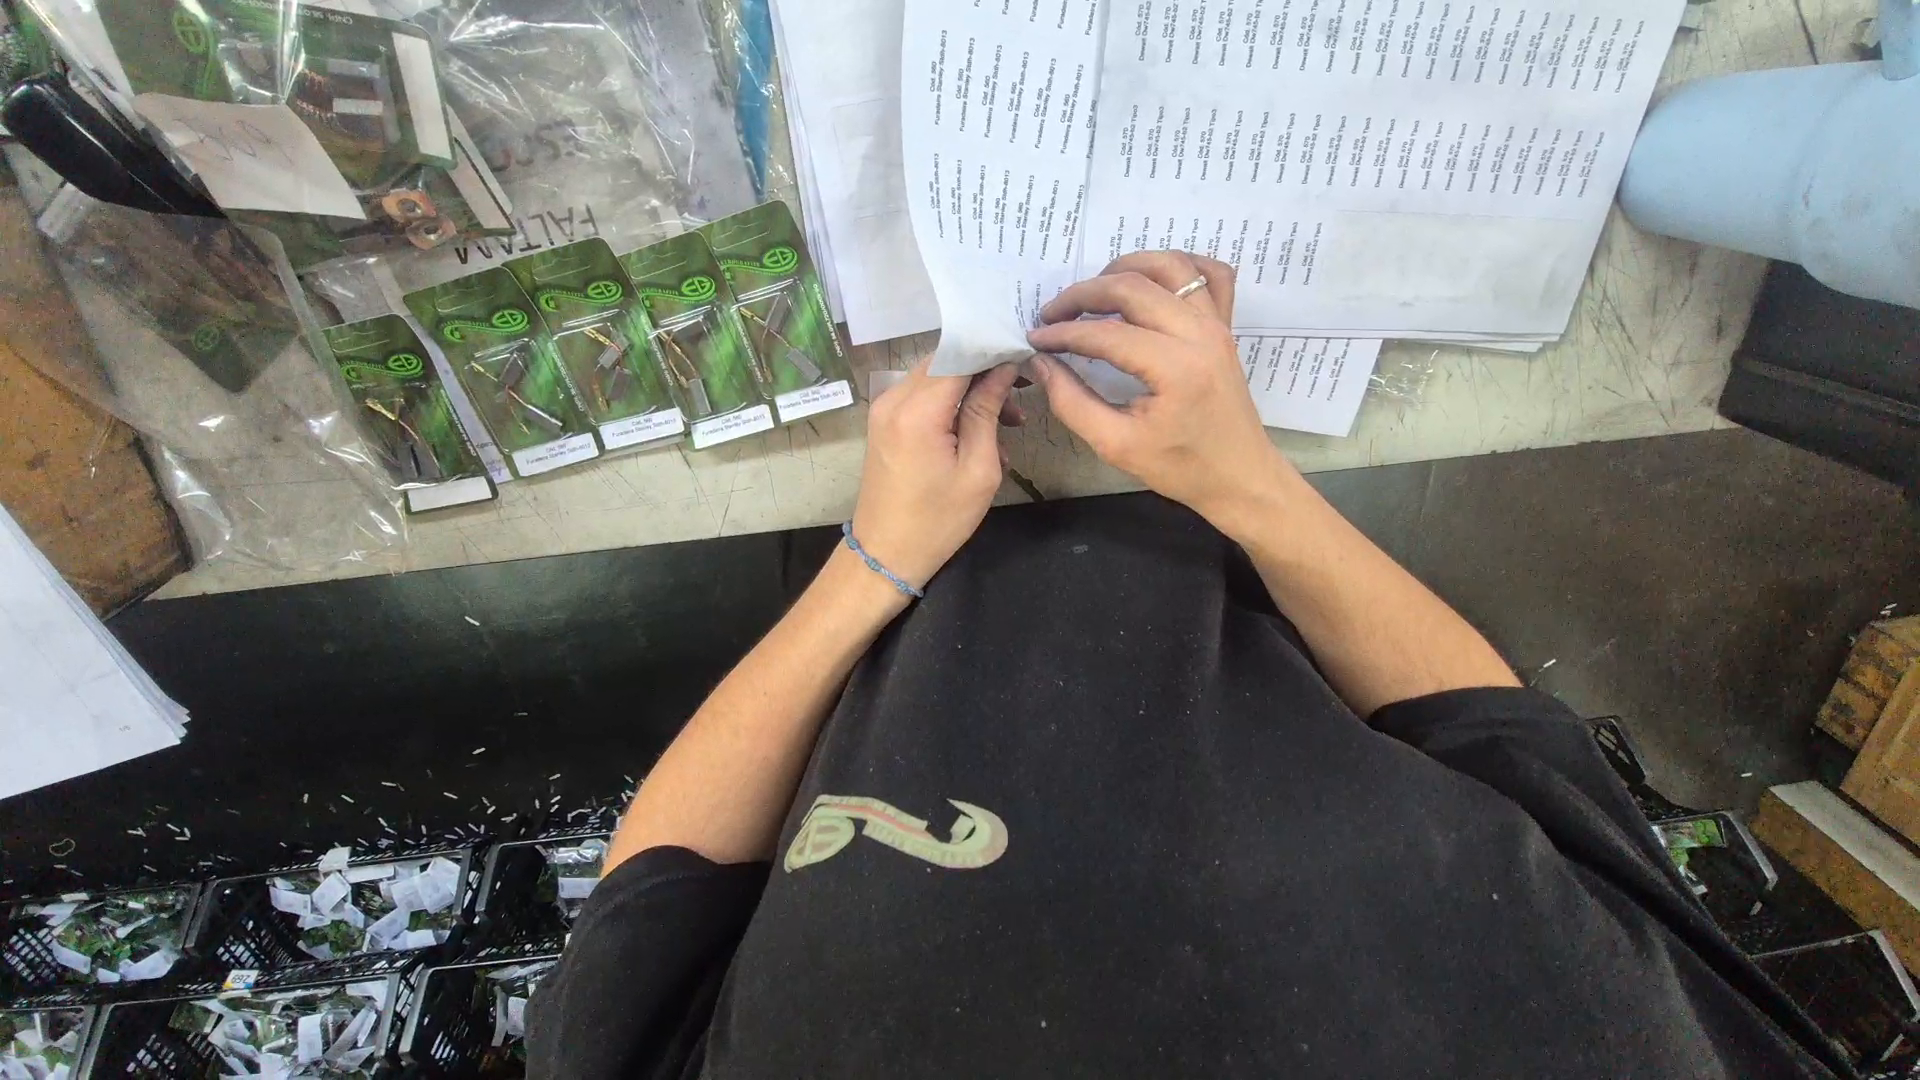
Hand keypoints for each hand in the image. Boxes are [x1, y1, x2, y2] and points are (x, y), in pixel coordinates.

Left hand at [851, 359, 1021, 589]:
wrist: (885, 555)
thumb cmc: (937, 522)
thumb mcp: (978, 470)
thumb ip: (987, 413)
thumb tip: (1004, 370)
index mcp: (917, 411)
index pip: (960, 355)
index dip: (994, 351)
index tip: (1025, 361)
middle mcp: (893, 399)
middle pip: (946, 361)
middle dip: (985, 372)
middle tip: (1021, 395)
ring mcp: (883, 409)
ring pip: (936, 377)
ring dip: (971, 391)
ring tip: (1007, 423)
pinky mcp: (884, 422)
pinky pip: (922, 397)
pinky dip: (951, 405)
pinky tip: (977, 432)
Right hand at [1026, 251, 1296, 537]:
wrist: (1239, 477)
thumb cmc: (1180, 468)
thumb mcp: (1116, 445)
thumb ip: (1072, 402)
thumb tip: (1041, 364)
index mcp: (1175, 368)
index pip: (1106, 333)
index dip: (1063, 333)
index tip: (1035, 339)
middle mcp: (1200, 334)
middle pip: (1133, 286)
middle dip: (1083, 294)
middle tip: (1052, 314)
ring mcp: (1217, 324)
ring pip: (1169, 266)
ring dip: (1125, 268)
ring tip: (1094, 292)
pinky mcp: (1225, 325)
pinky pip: (1208, 274)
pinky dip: (1177, 267)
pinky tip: (1150, 282)